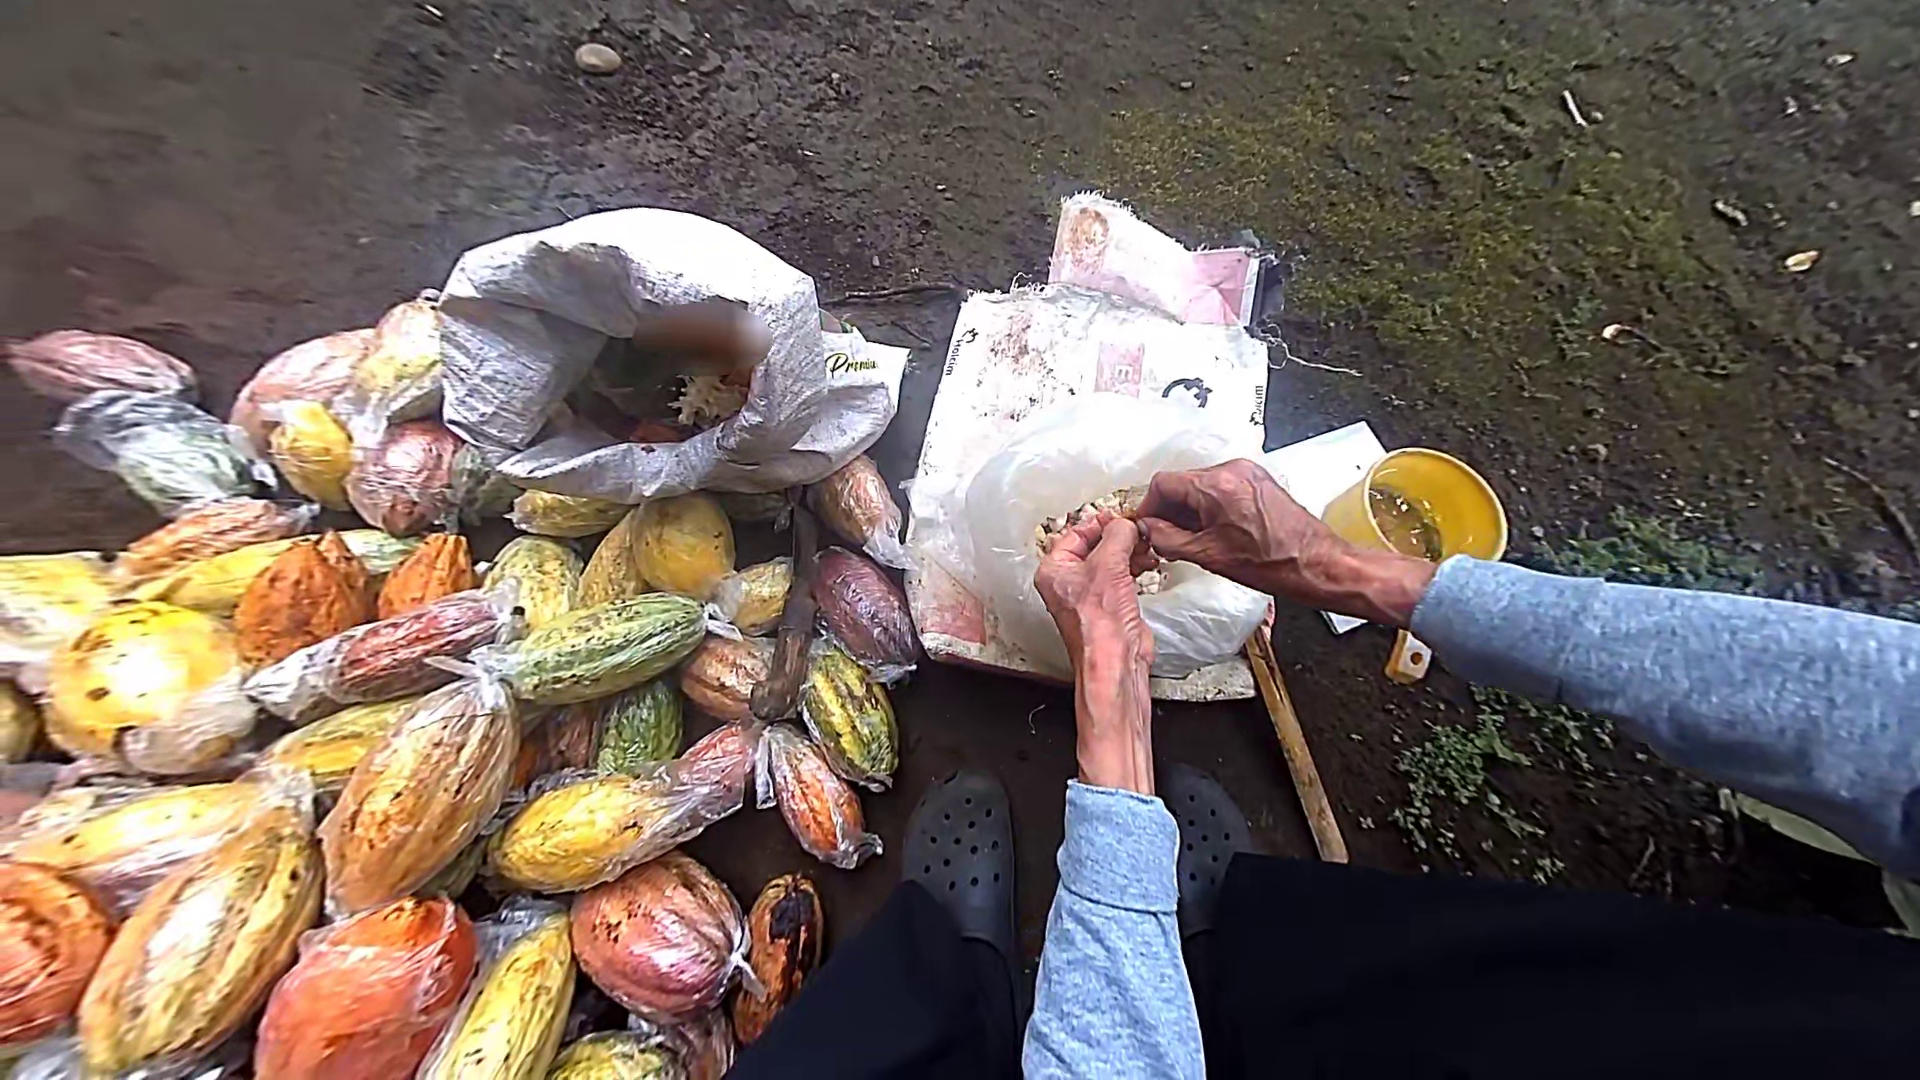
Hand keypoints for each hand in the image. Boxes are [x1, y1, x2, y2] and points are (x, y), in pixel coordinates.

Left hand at [1034, 515, 1156, 794]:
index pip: (1074, 534)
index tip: (1119, 516)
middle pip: (1093, 547)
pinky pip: (1120, 577)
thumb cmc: (1100, 622)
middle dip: (1118, 537)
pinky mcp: (1108, 605)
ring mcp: (1088, 595)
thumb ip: (1117, 536)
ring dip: (1129, 551)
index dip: (1098, 522)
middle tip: (1137, 530)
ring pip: (1109, 561)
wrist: (1115, 660)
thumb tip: (1124, 524)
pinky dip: (1134, 566)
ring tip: (1147, 545)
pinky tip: (1149, 562)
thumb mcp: (1108, 565)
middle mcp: (1067, 582)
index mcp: (1054, 570)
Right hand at [1137, 459, 1435, 627]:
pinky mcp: (1256, 482)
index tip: (1146, 526)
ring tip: (1188, 538)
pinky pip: (1218, 488)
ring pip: (1198, 486)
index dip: (1148, 507)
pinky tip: (1209, 531)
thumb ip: (1166, 538)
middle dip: (1168, 510)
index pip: (1163, 483)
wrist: (1317, 564)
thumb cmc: (1271, 564)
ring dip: (1187, 510)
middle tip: (1163, 537)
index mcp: (1217, 485)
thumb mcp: (1207, 555)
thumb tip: (1145, 529)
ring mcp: (1247, 473)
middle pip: (1181, 483)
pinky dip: (1206, 507)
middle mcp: (1232, 471)